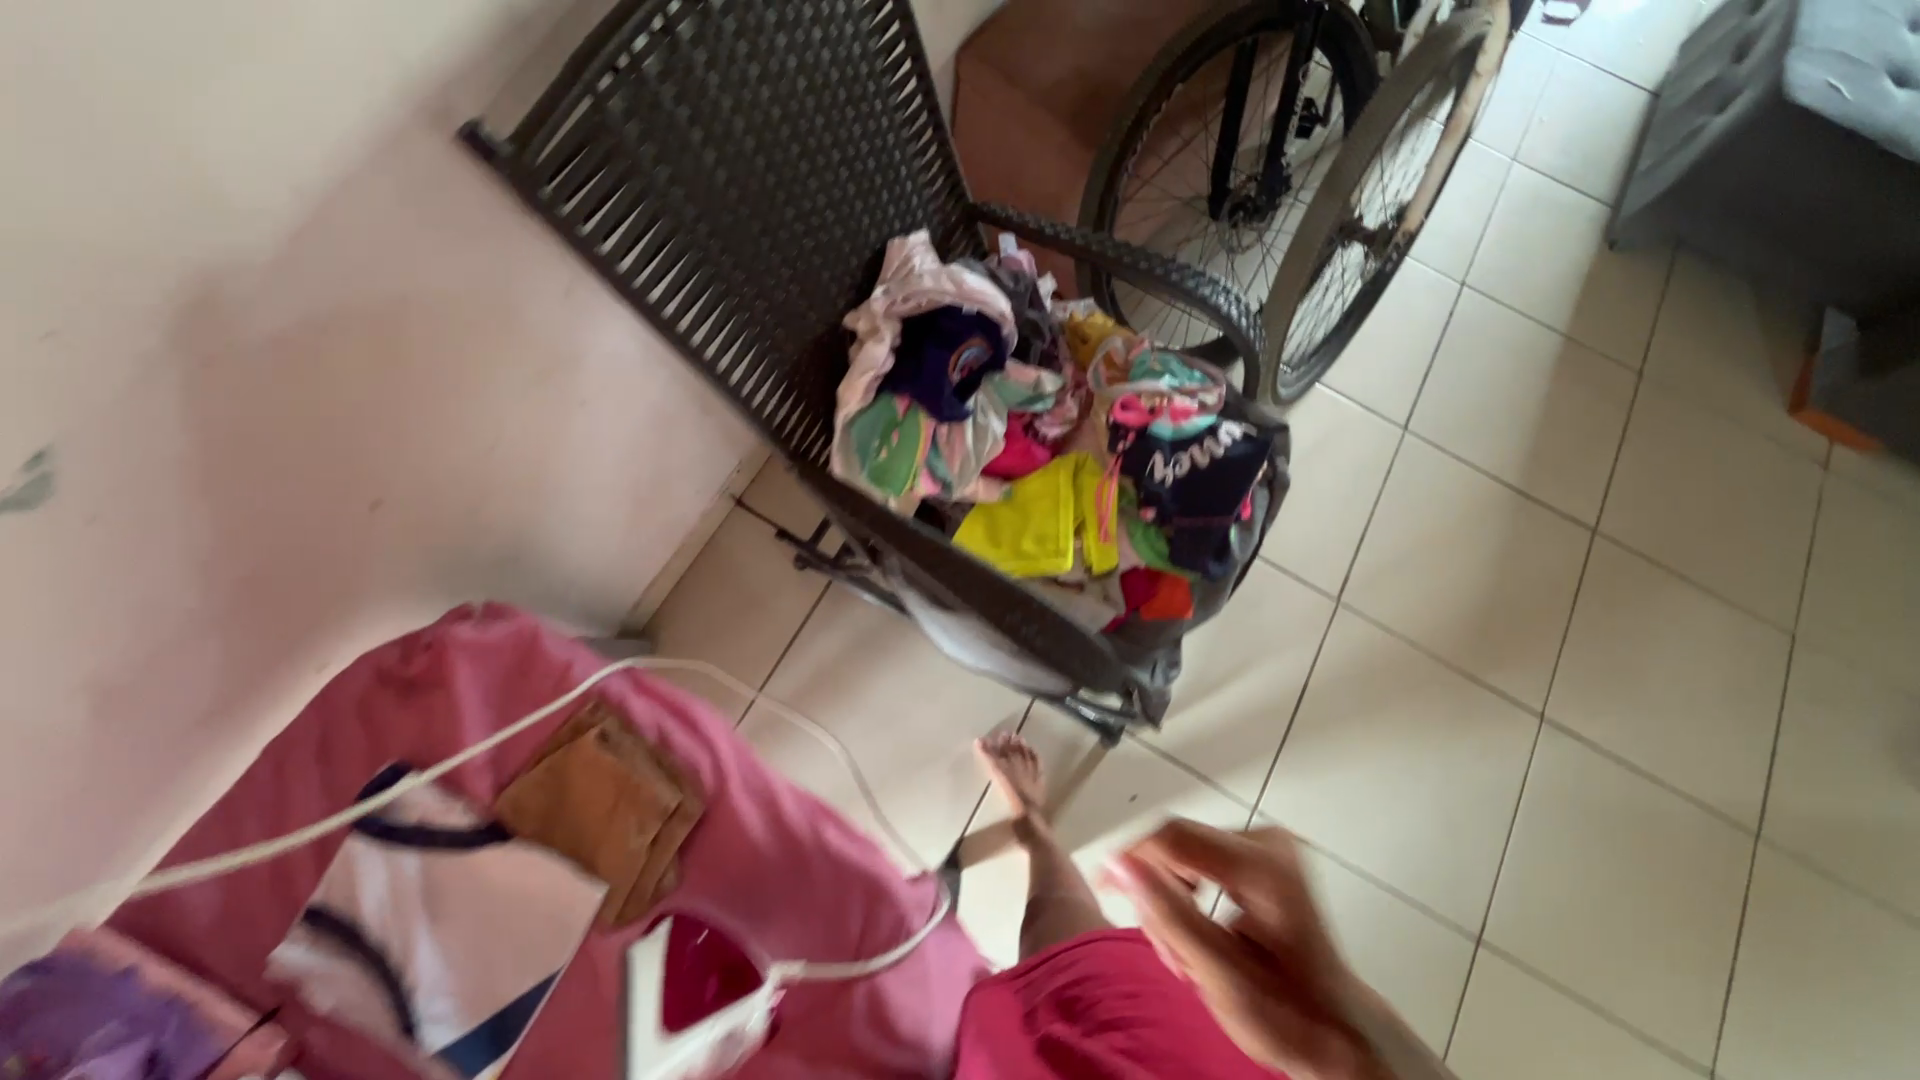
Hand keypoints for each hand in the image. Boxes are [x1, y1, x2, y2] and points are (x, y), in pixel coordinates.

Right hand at [1105, 821, 1378, 1079]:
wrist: (1340, 1029)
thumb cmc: (1285, 1016)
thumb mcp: (1219, 978)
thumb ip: (1169, 916)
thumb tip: (1117, 861)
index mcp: (1263, 868)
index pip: (1172, 838)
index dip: (1131, 859)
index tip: (1104, 892)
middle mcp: (1268, 840)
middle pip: (1176, 845)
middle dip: (1158, 894)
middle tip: (1168, 953)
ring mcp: (1268, 842)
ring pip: (1181, 852)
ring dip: (1171, 900)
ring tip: (1185, 954)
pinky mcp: (1262, 851)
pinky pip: (1197, 857)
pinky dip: (1186, 893)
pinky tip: (1198, 932)